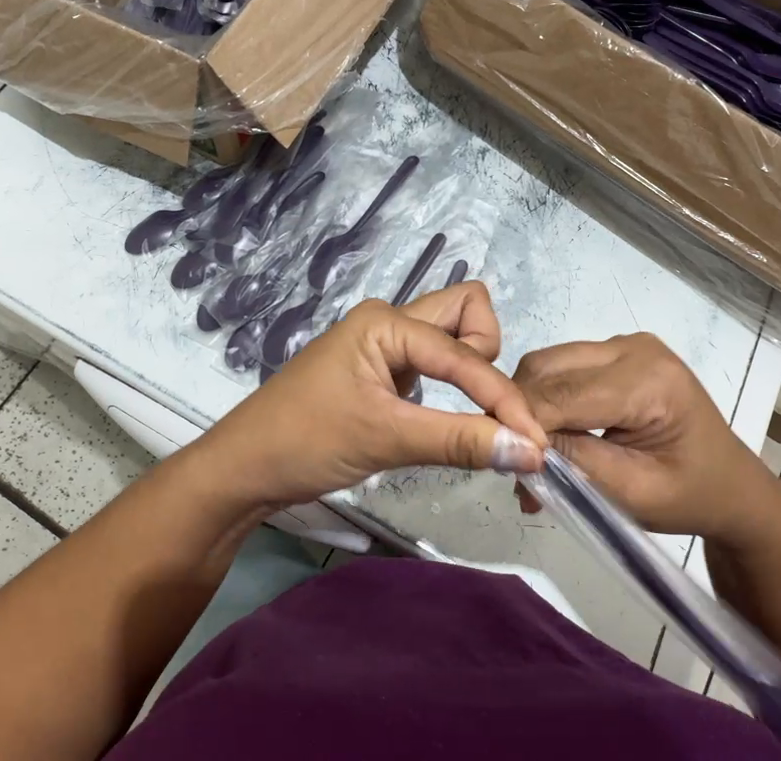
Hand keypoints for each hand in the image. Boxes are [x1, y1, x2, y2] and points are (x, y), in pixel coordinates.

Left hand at [189, 282, 546, 509]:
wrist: (245, 467)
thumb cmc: (306, 442)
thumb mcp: (386, 439)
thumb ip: (460, 441)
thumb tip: (531, 450)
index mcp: (386, 322)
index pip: (465, 353)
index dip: (502, 399)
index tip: (535, 445)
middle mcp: (389, 322)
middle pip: (464, 313)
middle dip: (488, 357)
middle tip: (488, 413)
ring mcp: (384, 347)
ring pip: (451, 337)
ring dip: (473, 372)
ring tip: (476, 422)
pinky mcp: (381, 373)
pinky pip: (434, 366)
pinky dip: (454, 389)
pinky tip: (454, 424)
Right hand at [512, 333, 780, 540]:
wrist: (730, 487)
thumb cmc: (689, 497)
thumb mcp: (633, 493)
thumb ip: (573, 462)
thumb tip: (516, 445)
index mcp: (648, 380)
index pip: (562, 394)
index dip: (524, 425)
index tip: (501, 461)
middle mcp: (632, 347)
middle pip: (547, 369)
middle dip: (520, 413)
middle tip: (509, 461)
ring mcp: (623, 344)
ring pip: (546, 365)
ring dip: (528, 405)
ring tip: (527, 453)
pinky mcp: (613, 351)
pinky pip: (560, 367)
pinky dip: (544, 399)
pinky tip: (545, 436)